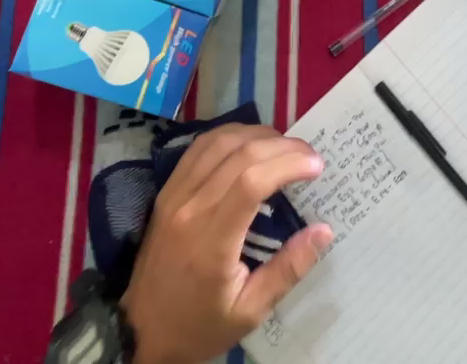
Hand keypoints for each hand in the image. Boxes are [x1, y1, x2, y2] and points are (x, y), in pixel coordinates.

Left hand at [122, 124, 335, 363]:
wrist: (141, 331)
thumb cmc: (200, 325)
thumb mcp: (250, 311)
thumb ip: (288, 269)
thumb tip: (324, 230)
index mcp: (211, 243)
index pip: (250, 183)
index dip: (287, 164)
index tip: (316, 165)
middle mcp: (190, 209)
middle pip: (239, 155)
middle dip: (282, 146)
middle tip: (310, 154)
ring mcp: (175, 195)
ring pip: (219, 142)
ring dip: (257, 135)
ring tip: (286, 146)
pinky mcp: (167, 190)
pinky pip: (200, 148)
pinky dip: (230, 135)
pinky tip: (250, 142)